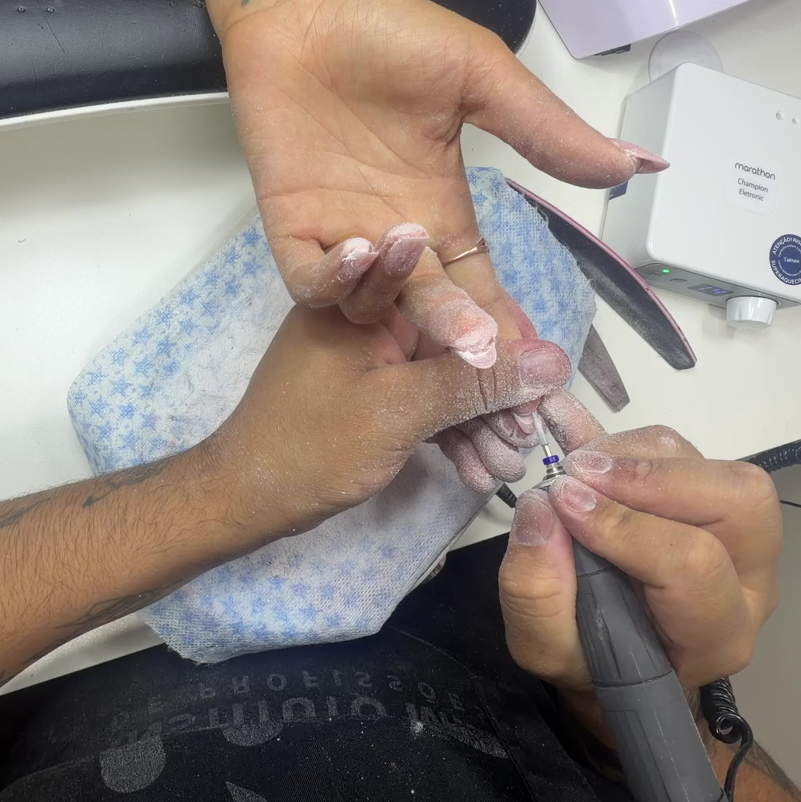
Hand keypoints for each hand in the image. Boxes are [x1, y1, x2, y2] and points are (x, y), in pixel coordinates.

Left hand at [202, 305, 575, 534]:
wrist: (248, 499)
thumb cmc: (312, 446)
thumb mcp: (399, 412)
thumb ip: (474, 383)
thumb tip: (553, 360)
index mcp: (365, 301)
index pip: (456, 302)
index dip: (508, 337)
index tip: (547, 370)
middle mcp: (368, 320)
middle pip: (454, 346)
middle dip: (496, 395)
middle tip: (531, 435)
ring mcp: (369, 360)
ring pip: (440, 381)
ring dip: (477, 424)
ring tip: (510, 466)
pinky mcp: (370, 394)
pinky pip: (421, 404)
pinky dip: (448, 435)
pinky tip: (480, 471)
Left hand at [218, 0, 664, 364]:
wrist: (304, 6)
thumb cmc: (390, 33)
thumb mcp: (482, 79)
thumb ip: (547, 132)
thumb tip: (639, 164)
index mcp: (441, 212)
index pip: (479, 285)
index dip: (501, 323)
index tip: (531, 360)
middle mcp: (395, 237)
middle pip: (428, 307)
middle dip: (455, 330)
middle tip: (479, 348)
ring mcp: (339, 237)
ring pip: (368, 303)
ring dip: (393, 293)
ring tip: (414, 253)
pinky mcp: (290, 228)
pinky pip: (308, 281)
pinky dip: (332, 280)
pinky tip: (359, 249)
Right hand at [497, 423, 781, 716]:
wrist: (615, 657)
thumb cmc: (587, 659)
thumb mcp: (542, 645)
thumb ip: (535, 590)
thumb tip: (542, 508)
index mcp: (713, 633)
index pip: (692, 564)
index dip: (623, 525)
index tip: (559, 501)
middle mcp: (749, 583)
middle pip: (739, 501)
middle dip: (651, 475)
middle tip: (579, 471)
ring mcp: (743, 538)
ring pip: (718, 468)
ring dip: (640, 454)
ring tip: (580, 467)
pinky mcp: (715, 502)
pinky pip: (691, 454)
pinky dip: (635, 444)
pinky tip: (590, 458)